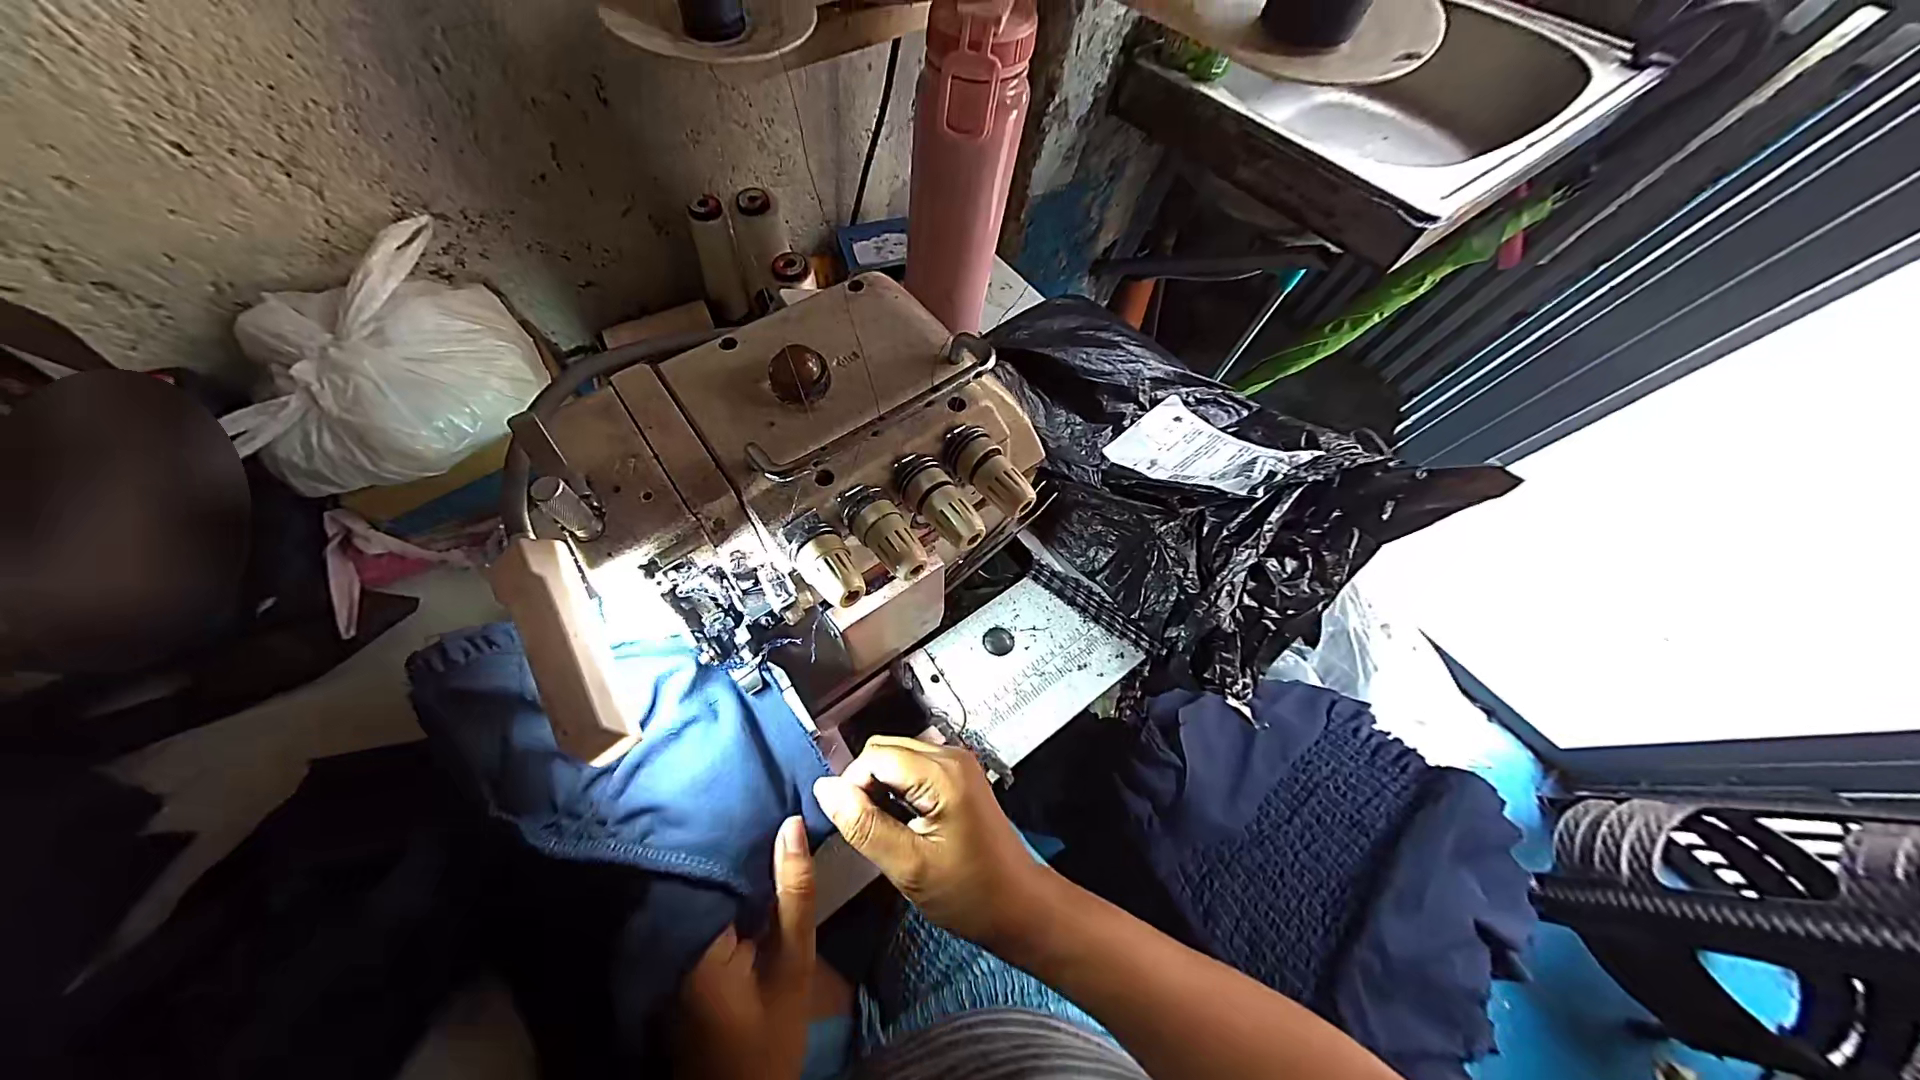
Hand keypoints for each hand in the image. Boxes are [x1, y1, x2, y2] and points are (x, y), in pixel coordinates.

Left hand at [674, 816, 814, 1079]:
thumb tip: (792, 824)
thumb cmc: (768, 1038)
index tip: (756, 793)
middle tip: (760, 800)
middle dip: (729, 840)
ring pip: (698, 889)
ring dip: (725, 862)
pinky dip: (720, 889)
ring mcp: (664, 952)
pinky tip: (743, 869)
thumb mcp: (793, 964)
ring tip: (754, 821)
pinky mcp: (672, 962)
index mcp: (691, 941)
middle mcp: (665, 940)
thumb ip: (794, 895)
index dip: (734, 827)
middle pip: (699, 874)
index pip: (708, 865)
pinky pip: (697, 908)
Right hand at [811, 735, 1056, 949]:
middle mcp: (951, 756)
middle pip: (884, 750)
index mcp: (943, 773)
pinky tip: (903, 823)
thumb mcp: (908, 866)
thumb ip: (864, 825)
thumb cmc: (970, 892)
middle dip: (865, 785)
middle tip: (870, 831)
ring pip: (895, 757)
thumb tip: (825, 789)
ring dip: (880, 788)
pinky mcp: (957, 775)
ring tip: (888, 831)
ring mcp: (957, 763)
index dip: (853, 787)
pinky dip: (897, 790)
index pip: (874, 756)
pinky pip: (911, 767)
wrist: (1019, 904)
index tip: (854, 827)